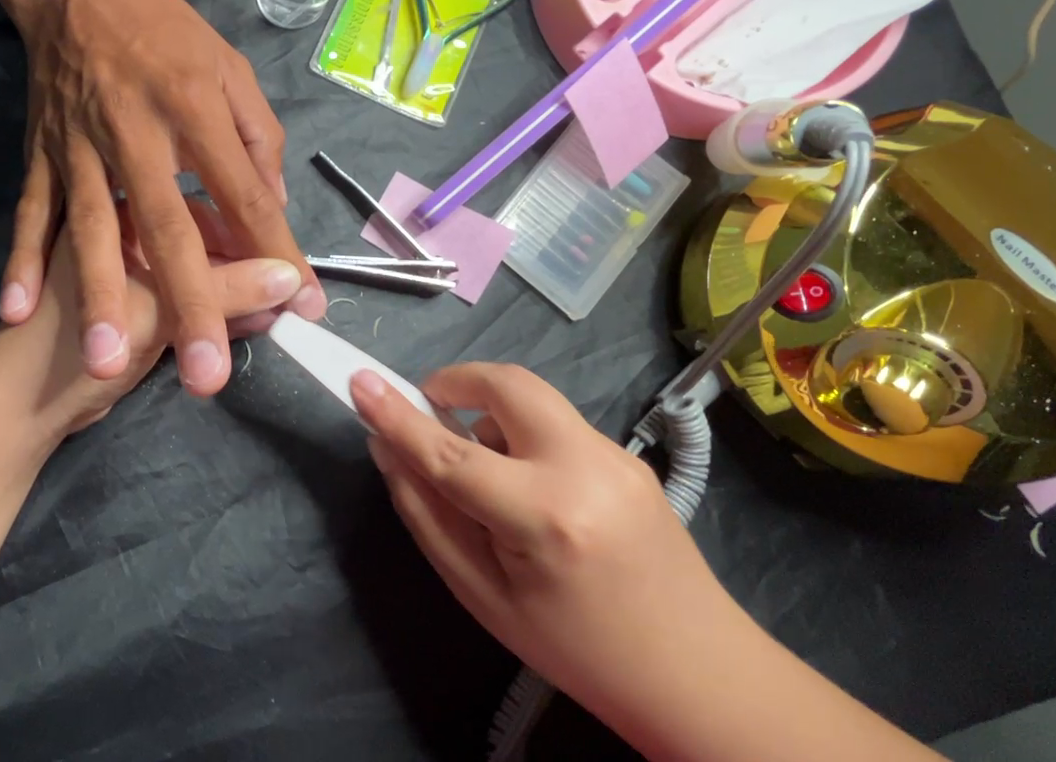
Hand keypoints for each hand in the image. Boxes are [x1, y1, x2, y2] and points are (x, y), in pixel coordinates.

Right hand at [0, 0, 324, 397]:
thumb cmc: (163, 29)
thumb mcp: (229, 65)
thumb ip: (256, 137)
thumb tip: (271, 207)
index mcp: (195, 107)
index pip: (243, 193)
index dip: (277, 252)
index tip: (304, 307)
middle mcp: (138, 133)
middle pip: (169, 228)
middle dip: (191, 303)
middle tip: (208, 375)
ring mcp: (81, 148)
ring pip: (94, 232)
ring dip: (99, 298)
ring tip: (105, 363)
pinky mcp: (42, 154)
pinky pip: (33, 213)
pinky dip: (23, 262)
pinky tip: (16, 311)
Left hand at [20, 201, 304, 435]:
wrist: (14, 403)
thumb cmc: (69, 345)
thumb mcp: (153, 315)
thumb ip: (224, 291)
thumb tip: (289, 280)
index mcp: (118, 209)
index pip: (201, 213)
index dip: (252, 243)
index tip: (294, 273)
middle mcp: (122, 226)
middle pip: (204, 238)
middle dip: (246, 268)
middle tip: (287, 297)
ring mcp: (125, 264)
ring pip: (196, 267)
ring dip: (232, 290)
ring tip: (273, 315)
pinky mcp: (130, 303)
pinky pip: (185, 295)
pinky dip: (214, 309)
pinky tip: (247, 324)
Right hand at [351, 364, 747, 726]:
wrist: (697, 674)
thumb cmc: (573, 648)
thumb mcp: (481, 594)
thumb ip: (426, 513)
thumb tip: (388, 449)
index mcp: (544, 516)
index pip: (450, 451)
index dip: (397, 416)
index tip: (358, 382)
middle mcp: (585, 468)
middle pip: (507, 385)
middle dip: (456, 381)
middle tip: (428, 409)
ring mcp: (617, 456)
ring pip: (532, 400)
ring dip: (491, 414)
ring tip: (485, 473)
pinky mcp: (631, 457)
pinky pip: (557, 423)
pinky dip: (522, 434)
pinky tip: (526, 488)